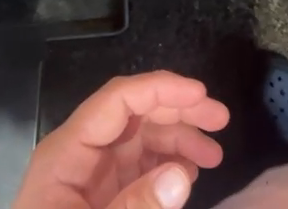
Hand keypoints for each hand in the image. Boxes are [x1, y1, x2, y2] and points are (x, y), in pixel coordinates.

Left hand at [11, 72, 228, 208]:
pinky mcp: (100, 198)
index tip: (200, 94)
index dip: (159, 89)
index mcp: (66, 153)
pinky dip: (166, 166)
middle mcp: (78, 155)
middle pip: (131, 115)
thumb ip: (135, 207)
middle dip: (176, 111)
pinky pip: (137, 168)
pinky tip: (189, 174)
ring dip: (177, 140)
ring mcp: (90, 177)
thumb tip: (181, 173)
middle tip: (221, 120)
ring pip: (139, 139)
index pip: (116, 101)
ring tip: (212, 155)